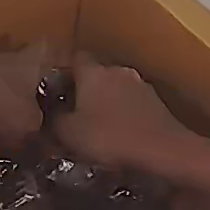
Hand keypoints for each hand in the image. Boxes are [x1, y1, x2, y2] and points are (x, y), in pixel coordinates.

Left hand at [0, 43, 48, 157]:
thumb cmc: (4, 107)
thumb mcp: (33, 123)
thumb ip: (41, 122)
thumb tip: (39, 126)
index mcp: (32, 59)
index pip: (51, 51)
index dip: (59, 64)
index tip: (64, 79)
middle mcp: (7, 55)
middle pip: (25, 65)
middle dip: (31, 84)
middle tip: (39, 105)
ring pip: (2, 77)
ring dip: (7, 93)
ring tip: (12, 118)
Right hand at [51, 55, 196, 169]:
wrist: (163, 150)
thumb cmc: (109, 137)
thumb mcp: (69, 134)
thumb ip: (54, 121)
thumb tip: (47, 115)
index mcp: (94, 72)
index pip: (75, 59)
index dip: (63, 73)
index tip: (54, 91)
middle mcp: (118, 71)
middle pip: (96, 75)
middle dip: (84, 92)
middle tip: (72, 114)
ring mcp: (141, 85)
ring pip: (115, 90)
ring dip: (106, 104)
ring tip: (97, 129)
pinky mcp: (157, 103)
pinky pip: (132, 104)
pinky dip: (124, 115)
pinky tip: (120, 135)